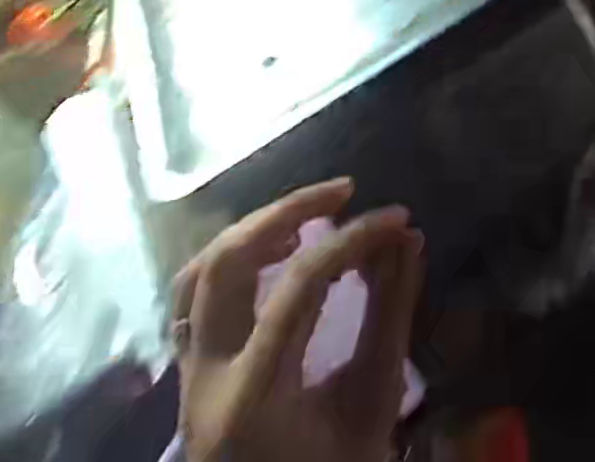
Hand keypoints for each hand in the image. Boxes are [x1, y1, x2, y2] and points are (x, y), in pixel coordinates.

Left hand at [171, 178, 423, 461]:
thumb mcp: (372, 402)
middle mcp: (204, 379)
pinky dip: (234, 255)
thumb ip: (391, 315)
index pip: (299, 286)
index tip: (398, 217)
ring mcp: (186, 376)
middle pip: (227, 263)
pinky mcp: (187, 372)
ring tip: (309, 214)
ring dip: (257, 228)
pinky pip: (192, 294)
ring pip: (199, 271)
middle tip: (344, 191)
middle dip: (289, 211)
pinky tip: (274, 248)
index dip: (353, 238)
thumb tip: (407, 240)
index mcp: (254, 396)